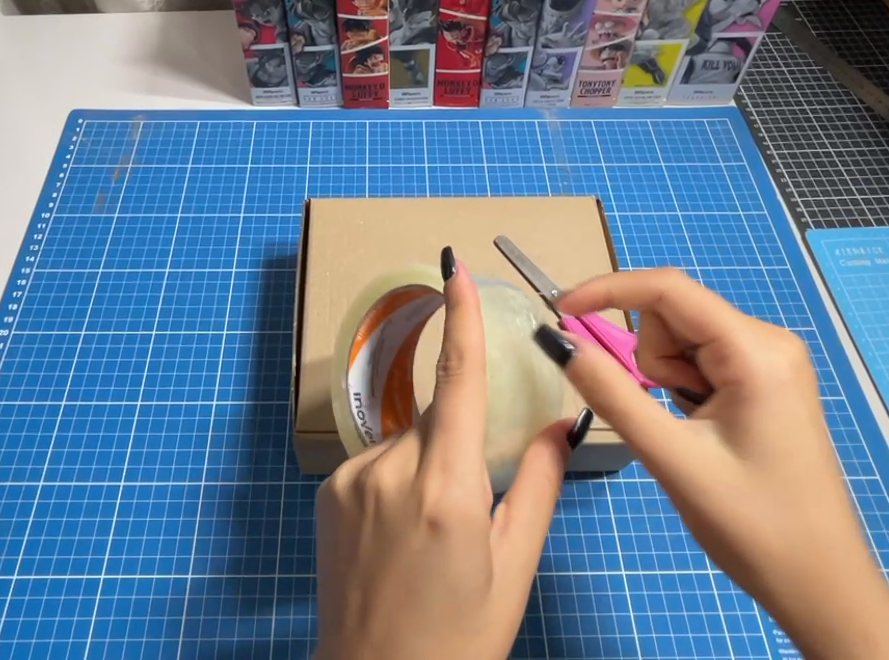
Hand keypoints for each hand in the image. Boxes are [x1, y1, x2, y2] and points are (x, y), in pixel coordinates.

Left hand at [314, 249, 578, 659]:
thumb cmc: (459, 636)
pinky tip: (398, 533)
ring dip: (428, 461)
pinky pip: (377, 459)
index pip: (458, 379)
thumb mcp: (514, 566)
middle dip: (459, 436)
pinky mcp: (328, 488)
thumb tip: (561, 420)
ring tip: (429, 532)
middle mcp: (391, 468)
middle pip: (437, 415)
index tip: (456, 267)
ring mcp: (351, 476)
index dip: (461, 316)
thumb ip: (539, 483)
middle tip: (468, 503)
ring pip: (408, 437)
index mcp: (446, 486)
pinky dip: (397, 476)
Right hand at [543, 269, 888, 659]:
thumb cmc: (754, 528)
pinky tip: (705, 427)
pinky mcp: (763, 378)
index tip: (559, 312)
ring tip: (691, 430)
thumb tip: (561, 342)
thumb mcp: (672, 460)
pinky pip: (699, 357)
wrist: (822, 589)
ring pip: (681, 336)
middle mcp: (767, 339)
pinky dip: (682, 385)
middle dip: (650, 358)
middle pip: (672, 313)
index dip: (607, 290)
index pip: (667, 289)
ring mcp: (769, 358)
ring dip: (664, 375)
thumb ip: (613, 394)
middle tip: (670, 418)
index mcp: (755, 350)